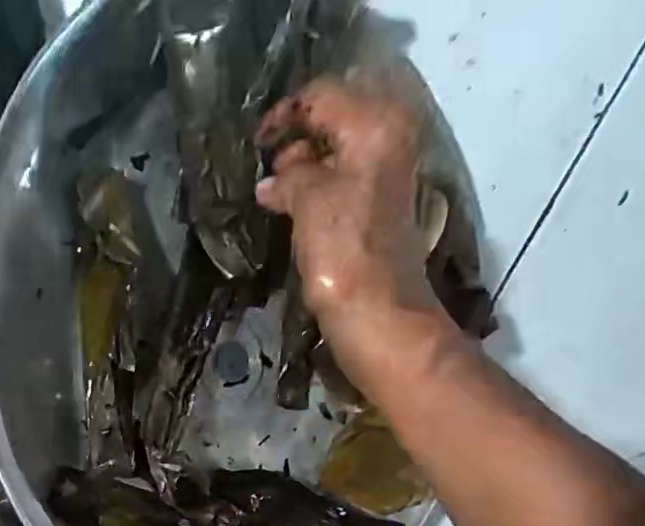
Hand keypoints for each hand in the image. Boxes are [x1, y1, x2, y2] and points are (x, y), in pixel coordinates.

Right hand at [256, 77, 451, 370]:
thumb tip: (272, 183)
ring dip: (303, 164)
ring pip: (337, 148)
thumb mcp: (308, 199)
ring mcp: (385, 172)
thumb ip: (289, 177)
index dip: (284, 114)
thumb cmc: (341, 250)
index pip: (322, 96)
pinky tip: (290, 206)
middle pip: (335, 117)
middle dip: (296, 137)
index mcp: (375, 126)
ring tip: (274, 190)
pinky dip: (316, 184)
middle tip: (265, 164)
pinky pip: (341, 175)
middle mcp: (388, 138)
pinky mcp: (377, 203)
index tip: (255, 143)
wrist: (375, 309)